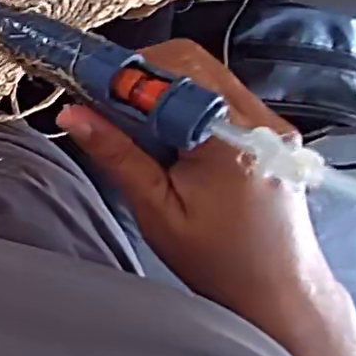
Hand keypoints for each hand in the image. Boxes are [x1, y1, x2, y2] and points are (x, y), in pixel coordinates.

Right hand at [55, 40, 343, 326]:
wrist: (281, 293)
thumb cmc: (221, 261)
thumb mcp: (156, 209)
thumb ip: (116, 154)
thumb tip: (74, 115)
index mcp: (231, 143)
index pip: (169, 79)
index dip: (122, 76)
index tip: (86, 84)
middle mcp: (259, 123)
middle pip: (189, 62)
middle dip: (138, 72)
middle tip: (104, 100)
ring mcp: (269, 123)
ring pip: (202, 72)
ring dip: (159, 85)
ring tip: (132, 121)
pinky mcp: (267, 130)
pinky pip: (217, 92)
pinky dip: (181, 99)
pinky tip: (163, 131)